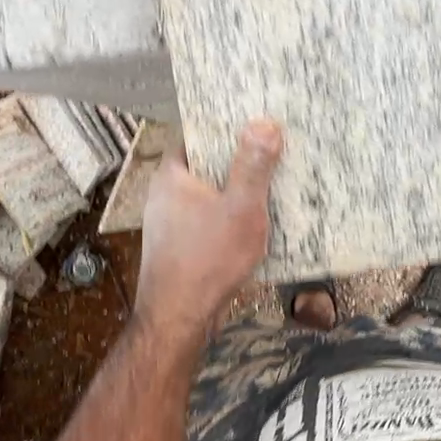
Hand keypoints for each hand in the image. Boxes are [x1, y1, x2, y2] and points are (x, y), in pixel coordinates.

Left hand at [135, 119, 283, 339]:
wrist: (178, 318)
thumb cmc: (208, 259)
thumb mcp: (241, 208)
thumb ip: (253, 167)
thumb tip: (265, 122)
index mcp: (172, 175)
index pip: (198, 136)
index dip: (227, 127)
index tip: (258, 122)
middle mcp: (165, 195)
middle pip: (206, 166)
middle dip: (239, 161)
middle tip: (275, 153)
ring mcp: (170, 223)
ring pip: (210, 195)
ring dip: (237, 193)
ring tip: (274, 186)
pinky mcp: (180, 247)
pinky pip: (210, 220)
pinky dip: (230, 218)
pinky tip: (257, 225)